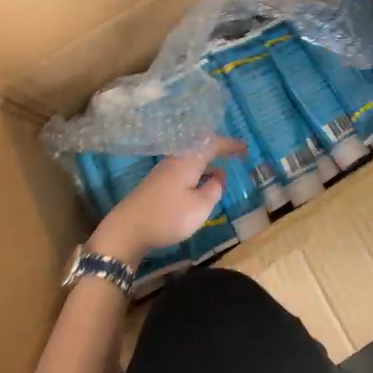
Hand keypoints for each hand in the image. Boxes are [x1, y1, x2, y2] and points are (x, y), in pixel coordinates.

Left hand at [88, 139, 245, 264]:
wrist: (127, 228)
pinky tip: (200, 187)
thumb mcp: (199, 208)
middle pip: (201, 147)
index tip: (245, 149)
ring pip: (192, 160)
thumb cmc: (167, 217)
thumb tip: (218, 177)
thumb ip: (213, 190)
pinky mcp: (158, 182)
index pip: (213, 144)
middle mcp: (176, 159)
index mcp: (188, 160)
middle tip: (236, 155)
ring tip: (222, 175)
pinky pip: (184, 169)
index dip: (230, 145)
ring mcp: (165, 170)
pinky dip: (197, 173)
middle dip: (219, 150)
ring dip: (208, 164)